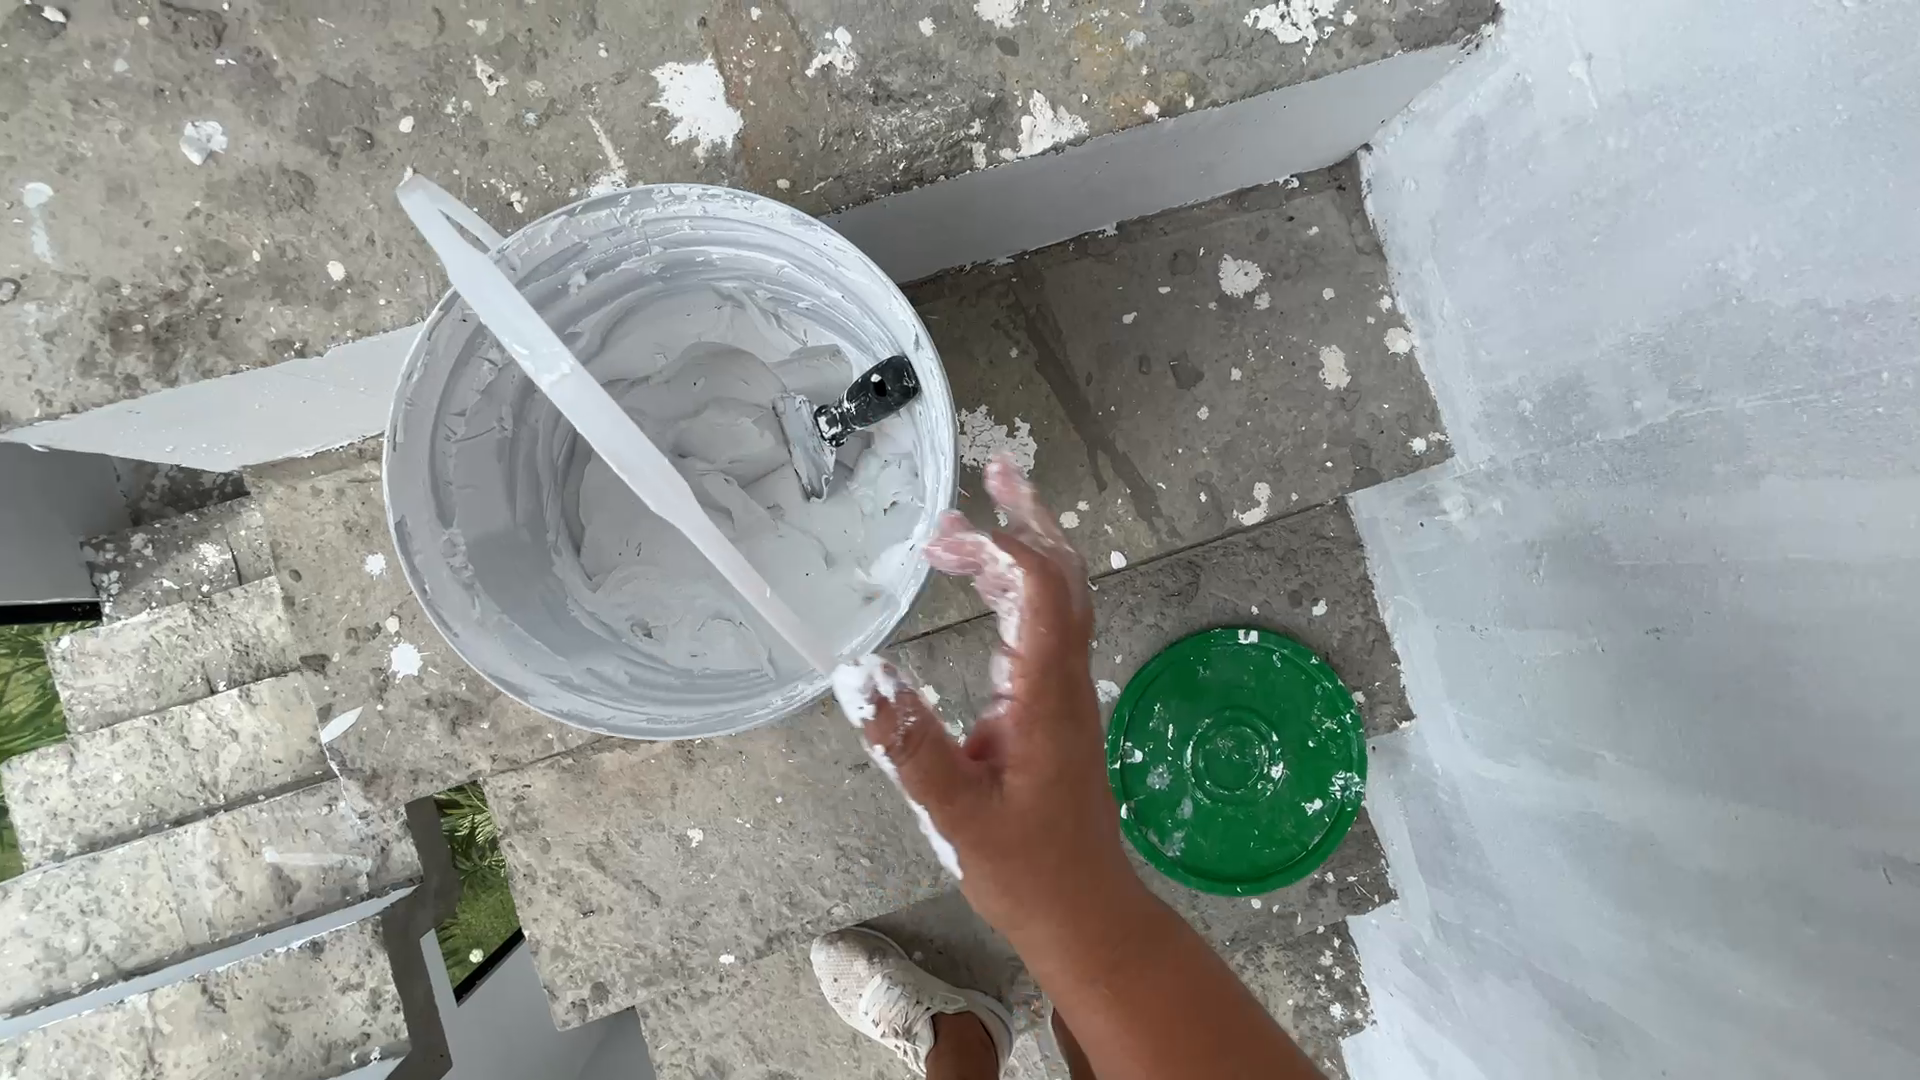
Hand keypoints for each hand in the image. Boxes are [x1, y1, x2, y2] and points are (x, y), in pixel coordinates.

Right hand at [831, 455, 1146, 948]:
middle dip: (1029, 520)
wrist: (1086, 910)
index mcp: (1047, 694)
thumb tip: (859, 675)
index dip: (1000, 548)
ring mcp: (1066, 689)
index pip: (1039, 592)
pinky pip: (1045, 626)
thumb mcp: (956, 815)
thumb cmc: (1026, 870)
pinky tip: (985, 584)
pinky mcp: (1057, 703)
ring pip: (1059, 597)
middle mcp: (1065, 678)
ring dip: (1022, 550)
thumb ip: (908, 745)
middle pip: (1064, 577)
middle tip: (991, 475)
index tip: (945, 532)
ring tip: (969, 522)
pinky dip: (1017, 590)